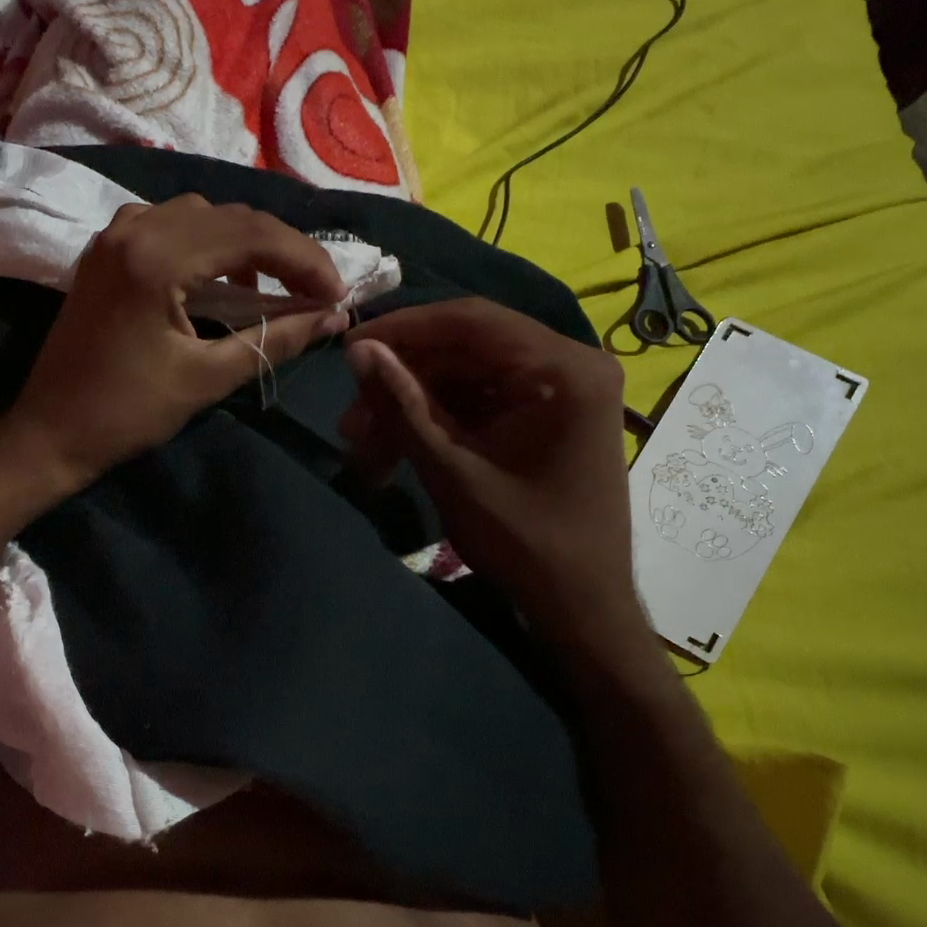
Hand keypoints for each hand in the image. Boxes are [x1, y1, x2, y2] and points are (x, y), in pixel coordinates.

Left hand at [0, 195, 348, 488]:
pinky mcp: (103, 252)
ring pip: (199, 215)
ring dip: (242, 244)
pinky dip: (202, 244)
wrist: (50, 432)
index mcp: (156, 257)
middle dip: (280, 250)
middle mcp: (133, 228)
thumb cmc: (126, 413)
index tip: (337, 294)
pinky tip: (216, 280)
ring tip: (270, 290)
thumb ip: (273, 340)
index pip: (252, 234)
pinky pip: (166, 226)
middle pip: (229, 216)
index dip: (305, 260)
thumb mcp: (206, 379)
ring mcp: (113, 236)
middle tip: (314, 291)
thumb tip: (333, 318)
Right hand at [341, 299, 636, 636]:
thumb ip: (403, 405)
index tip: (346, 349)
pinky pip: (479, 400)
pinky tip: (394, 446)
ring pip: (465, 377)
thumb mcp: (453, 470)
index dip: (403, 329)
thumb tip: (357, 351)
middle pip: (466, 349)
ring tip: (363, 443)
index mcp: (563, 369)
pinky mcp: (545, 415)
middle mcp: (569, 365)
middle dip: (401, 380)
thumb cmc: (525, 541)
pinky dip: (436, 420)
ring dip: (411, 405)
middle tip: (350, 421)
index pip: (471, 321)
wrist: (580, 605)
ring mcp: (559, 390)